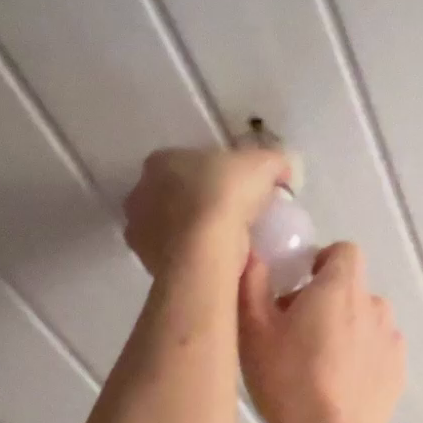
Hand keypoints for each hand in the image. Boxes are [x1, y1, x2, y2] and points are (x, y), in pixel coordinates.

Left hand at [124, 147, 289, 274]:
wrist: (204, 249)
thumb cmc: (228, 196)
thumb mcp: (264, 166)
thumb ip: (275, 163)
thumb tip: (283, 170)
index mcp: (162, 160)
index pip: (188, 163)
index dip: (215, 175)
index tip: (238, 190)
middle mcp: (141, 191)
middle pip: (175, 194)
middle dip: (198, 203)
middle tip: (232, 218)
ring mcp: (138, 228)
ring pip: (171, 227)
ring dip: (192, 232)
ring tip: (225, 244)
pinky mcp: (144, 260)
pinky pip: (173, 255)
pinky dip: (190, 257)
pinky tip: (212, 262)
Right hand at [239, 242, 404, 422]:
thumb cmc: (287, 382)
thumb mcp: (253, 331)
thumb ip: (251, 283)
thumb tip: (252, 253)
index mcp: (341, 288)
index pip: (343, 251)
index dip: (322, 263)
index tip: (299, 288)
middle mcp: (374, 306)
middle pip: (351, 289)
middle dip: (327, 301)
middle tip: (295, 334)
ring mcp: (391, 340)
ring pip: (365, 321)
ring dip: (345, 330)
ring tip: (318, 365)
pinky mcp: (398, 371)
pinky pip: (376, 351)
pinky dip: (360, 358)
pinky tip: (338, 386)